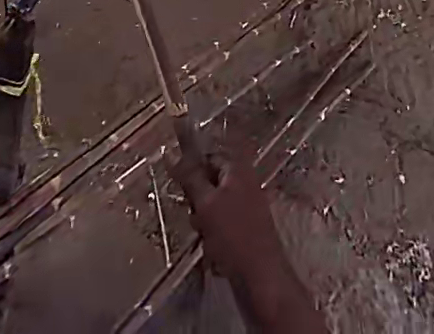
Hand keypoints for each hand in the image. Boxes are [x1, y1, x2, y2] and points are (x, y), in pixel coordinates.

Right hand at [169, 148, 282, 279]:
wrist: (262, 282)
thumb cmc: (233, 236)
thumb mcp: (206, 202)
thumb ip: (189, 176)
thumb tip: (171, 151)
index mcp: (239, 172)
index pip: (210, 157)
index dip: (193, 169)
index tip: (179, 184)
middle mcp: (245, 187)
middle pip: (210, 184)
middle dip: (197, 200)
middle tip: (195, 214)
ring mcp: (247, 212)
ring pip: (213, 208)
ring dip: (203, 221)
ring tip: (204, 236)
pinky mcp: (246, 235)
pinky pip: (221, 228)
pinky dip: (214, 237)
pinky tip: (213, 251)